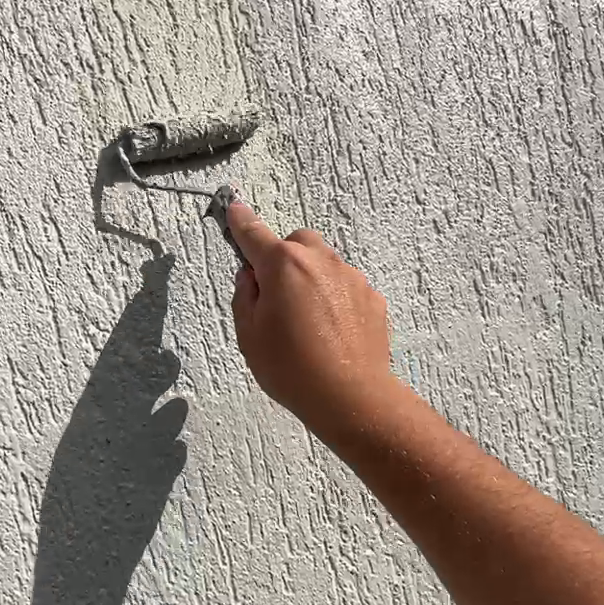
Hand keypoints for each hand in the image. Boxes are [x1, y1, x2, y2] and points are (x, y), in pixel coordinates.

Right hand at [228, 201, 397, 439]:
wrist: (348, 396)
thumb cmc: (291, 368)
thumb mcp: (248, 335)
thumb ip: (244, 297)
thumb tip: (251, 277)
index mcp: (283, 267)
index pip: (254, 234)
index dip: (240, 222)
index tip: (233, 208)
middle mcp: (319, 262)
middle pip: (295, 243)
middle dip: (282, 260)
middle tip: (272, 297)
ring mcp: (350, 277)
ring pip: (321, 264)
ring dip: (308, 281)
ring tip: (302, 325)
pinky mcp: (370, 297)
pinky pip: (343, 287)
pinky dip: (331, 300)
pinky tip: (326, 334)